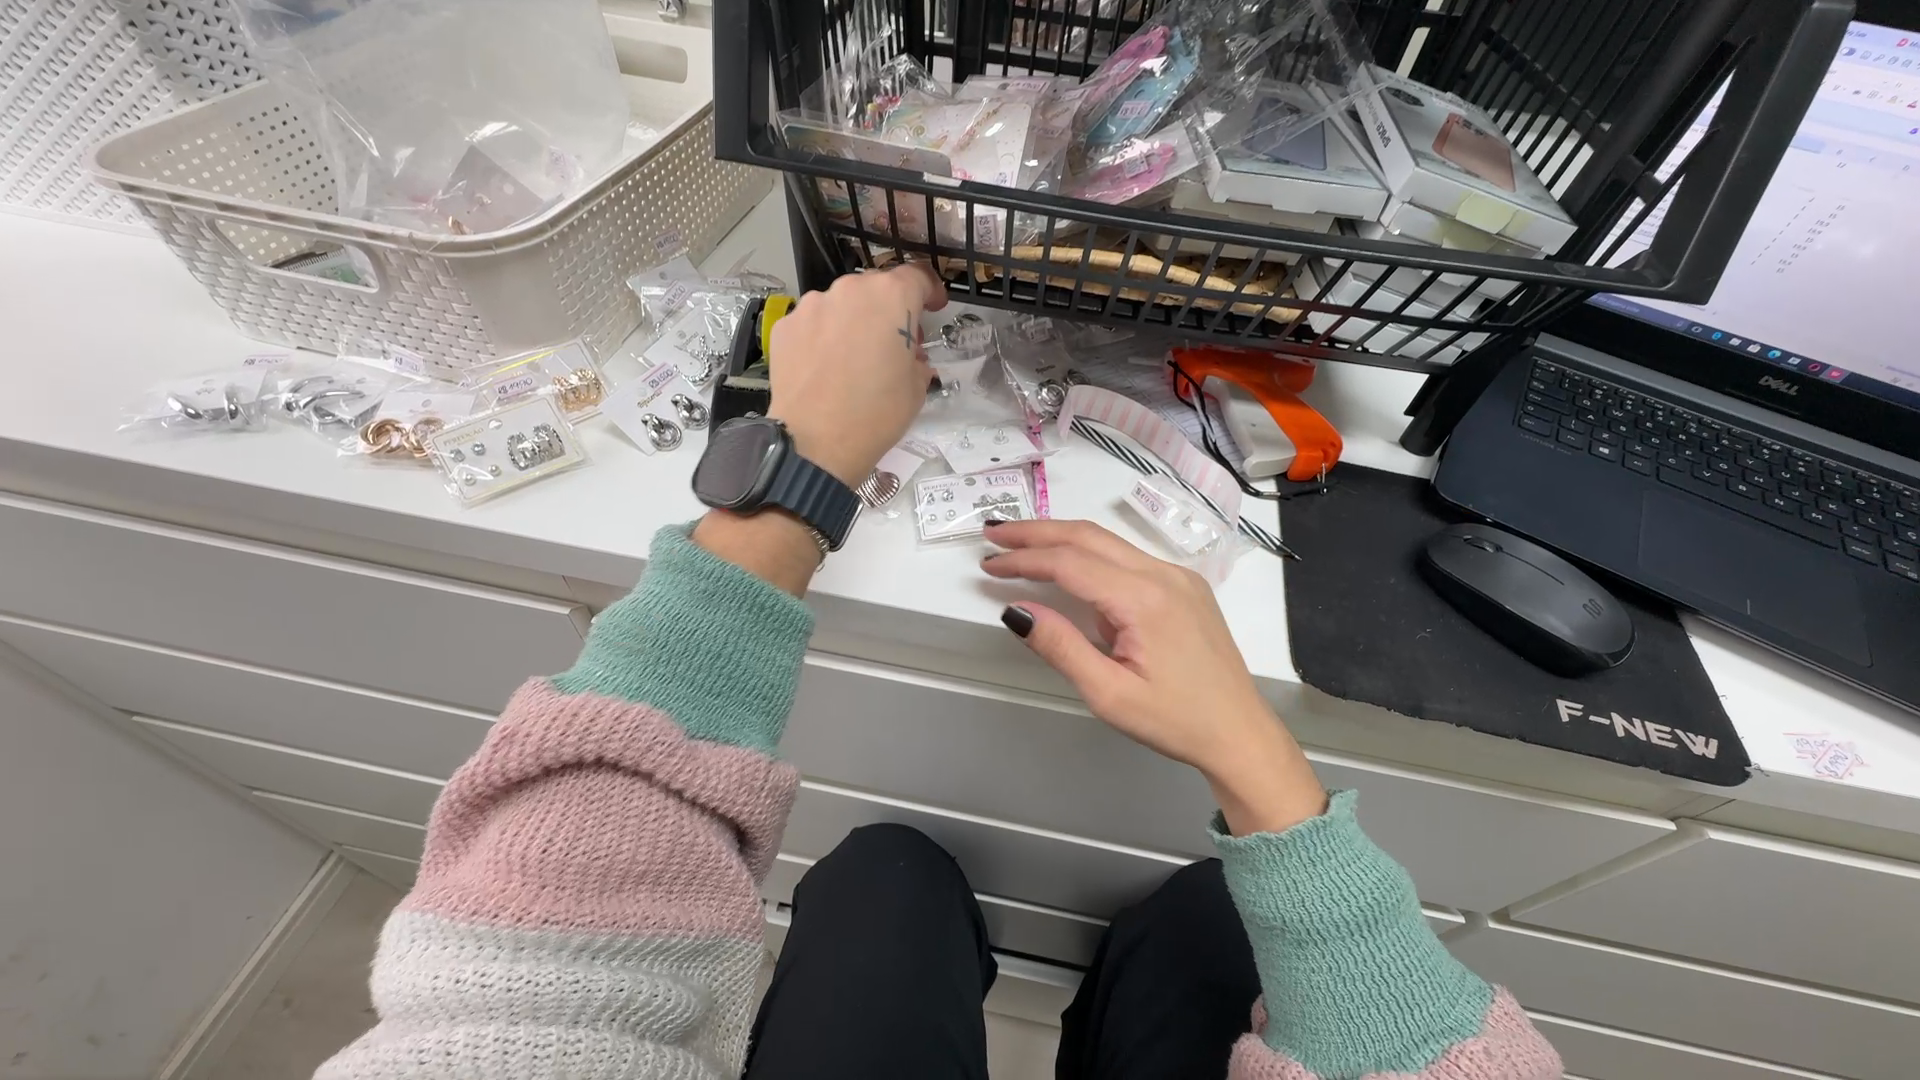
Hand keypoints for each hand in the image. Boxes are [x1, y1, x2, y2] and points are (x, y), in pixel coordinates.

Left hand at [767, 262, 947, 486]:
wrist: (816, 444)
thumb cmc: (876, 415)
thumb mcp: (916, 389)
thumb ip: (917, 358)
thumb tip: (908, 356)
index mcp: (892, 298)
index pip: (918, 277)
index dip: (930, 291)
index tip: (933, 307)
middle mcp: (850, 291)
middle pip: (877, 289)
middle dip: (889, 311)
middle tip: (893, 345)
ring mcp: (812, 306)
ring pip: (842, 305)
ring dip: (853, 323)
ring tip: (854, 360)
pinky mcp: (786, 326)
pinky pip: (814, 324)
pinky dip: (824, 338)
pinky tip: (826, 368)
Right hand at [982, 520, 1327, 834]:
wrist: (1239, 733)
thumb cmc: (1174, 721)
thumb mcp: (1109, 694)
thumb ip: (1060, 646)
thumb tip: (1016, 610)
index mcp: (1144, 599)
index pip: (1070, 562)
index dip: (1025, 559)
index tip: (988, 564)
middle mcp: (1163, 574)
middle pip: (1088, 536)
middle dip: (1036, 532)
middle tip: (993, 534)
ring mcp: (1178, 576)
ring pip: (1108, 542)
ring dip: (1061, 539)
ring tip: (1020, 544)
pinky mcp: (1184, 586)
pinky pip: (1127, 558)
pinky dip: (1089, 554)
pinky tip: (1067, 567)